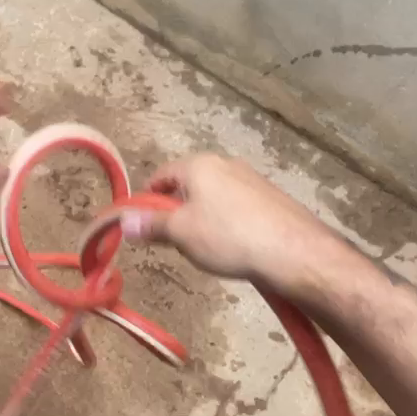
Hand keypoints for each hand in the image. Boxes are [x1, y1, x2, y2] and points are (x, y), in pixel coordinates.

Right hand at [128, 154, 340, 288]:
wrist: (293, 251)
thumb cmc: (228, 237)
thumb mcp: (181, 233)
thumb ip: (150, 224)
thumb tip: (122, 221)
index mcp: (199, 164)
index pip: (161, 175)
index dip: (146, 199)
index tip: (143, 224)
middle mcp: (226, 164)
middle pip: (188, 185)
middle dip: (177, 211)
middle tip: (175, 241)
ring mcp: (252, 179)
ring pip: (213, 197)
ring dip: (202, 218)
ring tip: (207, 249)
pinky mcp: (271, 198)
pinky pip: (237, 207)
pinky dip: (228, 223)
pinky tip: (234, 248)